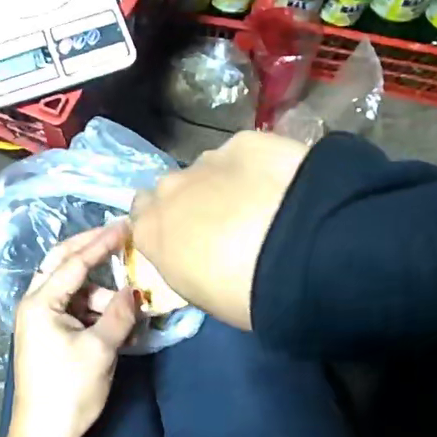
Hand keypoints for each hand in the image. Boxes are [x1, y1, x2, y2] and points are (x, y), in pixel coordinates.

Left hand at [3, 222, 139, 436]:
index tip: (126, 225)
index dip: (103, 242)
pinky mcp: (50, 336)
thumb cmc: (69, 391)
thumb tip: (134, 289)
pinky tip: (121, 323)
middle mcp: (35, 304)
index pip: (75, 261)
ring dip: (102, 292)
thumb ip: (119, 312)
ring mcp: (41, 320)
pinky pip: (76, 309)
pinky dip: (98, 310)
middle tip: (120, 236)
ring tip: (131, 306)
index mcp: (40, 302)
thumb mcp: (101, 348)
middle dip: (92, 250)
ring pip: (75, 289)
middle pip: (64, 264)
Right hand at [129, 131, 307, 329]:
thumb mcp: (204, 296)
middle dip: (192, 202)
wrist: (294, 249)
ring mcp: (207, 160)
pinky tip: (281, 185)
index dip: (166, 226)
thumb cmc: (242, 293)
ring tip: (261, 206)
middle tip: (227, 225)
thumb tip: (199, 258)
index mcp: (151, 231)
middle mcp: (170, 189)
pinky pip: (244, 155)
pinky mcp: (244, 141)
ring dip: (226, 184)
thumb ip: (188, 267)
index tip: (188, 240)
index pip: (142, 219)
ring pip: (208, 169)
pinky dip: (258, 168)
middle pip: (171, 190)